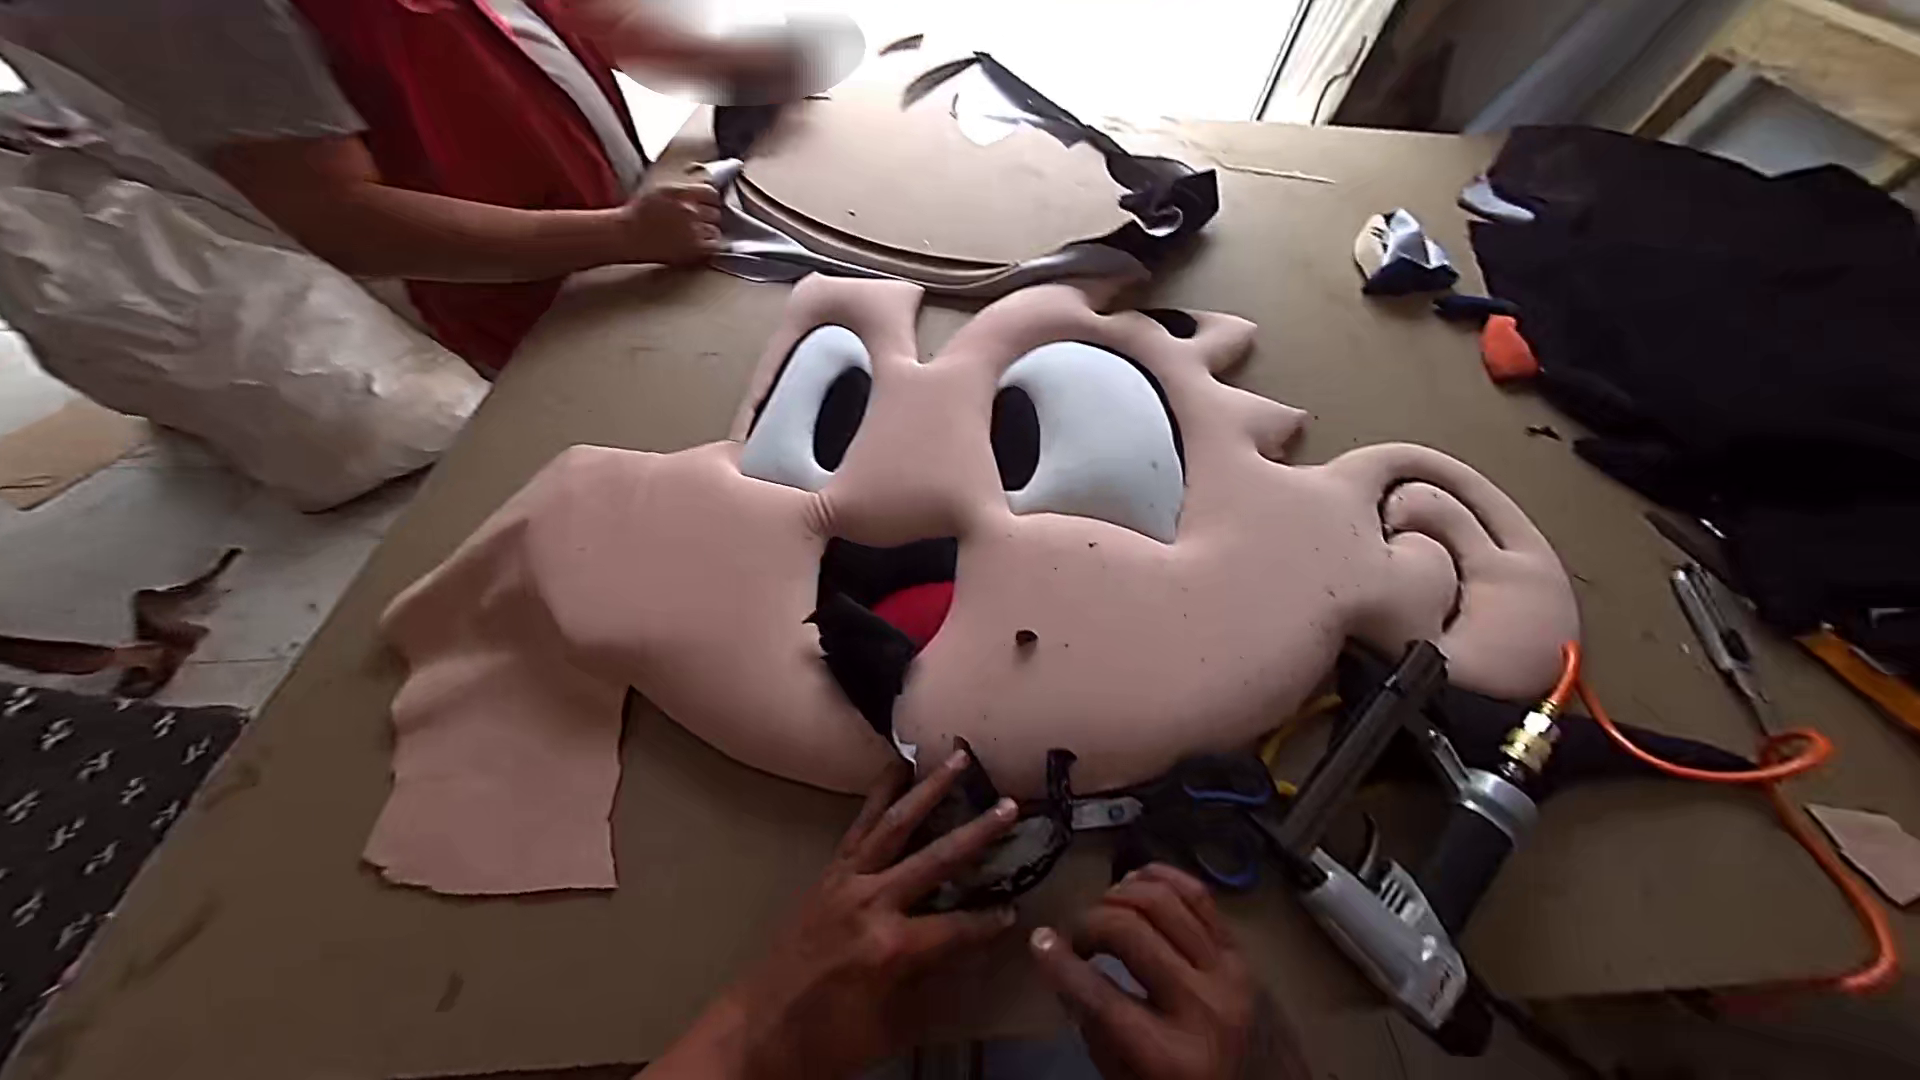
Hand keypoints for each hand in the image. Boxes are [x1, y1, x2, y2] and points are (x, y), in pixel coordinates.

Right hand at [615, 181, 721, 265]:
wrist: (629, 234)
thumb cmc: (640, 214)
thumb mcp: (661, 191)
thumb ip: (683, 191)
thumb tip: (701, 193)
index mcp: (680, 192)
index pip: (711, 193)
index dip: (710, 202)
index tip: (706, 206)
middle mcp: (689, 209)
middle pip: (715, 212)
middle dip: (709, 218)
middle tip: (698, 223)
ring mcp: (694, 229)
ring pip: (716, 230)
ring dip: (708, 233)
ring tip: (694, 235)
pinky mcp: (695, 247)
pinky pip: (714, 245)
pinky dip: (708, 246)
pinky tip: (697, 245)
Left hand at [651, 749, 1020, 1079]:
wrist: (753, 1030)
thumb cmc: (825, 1040)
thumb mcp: (888, 1029)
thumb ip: (932, 986)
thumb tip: (971, 953)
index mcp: (890, 948)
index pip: (957, 928)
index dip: (989, 922)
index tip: (1014, 910)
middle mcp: (873, 901)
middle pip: (937, 859)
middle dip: (979, 833)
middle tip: (1011, 805)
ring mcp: (849, 877)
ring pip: (898, 822)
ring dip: (931, 788)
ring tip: (958, 758)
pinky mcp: (832, 868)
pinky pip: (861, 822)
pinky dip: (882, 791)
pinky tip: (899, 767)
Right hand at [1029, 864, 1307, 1079]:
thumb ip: (1098, 1032)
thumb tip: (1064, 969)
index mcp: (1172, 1060)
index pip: (1099, 996)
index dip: (1058, 963)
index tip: (1039, 941)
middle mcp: (1202, 1008)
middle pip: (1127, 932)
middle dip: (1087, 924)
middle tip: (1076, 937)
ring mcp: (1228, 974)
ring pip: (1160, 902)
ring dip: (1119, 895)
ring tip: (1105, 910)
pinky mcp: (1243, 954)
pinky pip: (1198, 895)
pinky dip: (1160, 878)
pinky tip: (1136, 882)